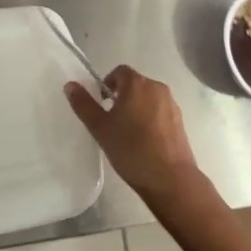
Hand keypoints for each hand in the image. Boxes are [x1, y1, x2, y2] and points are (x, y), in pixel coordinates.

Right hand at [64, 66, 197, 199]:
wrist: (170, 178)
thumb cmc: (131, 150)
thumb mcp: (100, 128)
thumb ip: (84, 105)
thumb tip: (70, 85)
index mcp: (137, 84)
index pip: (119, 71)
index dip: (108, 84)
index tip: (103, 105)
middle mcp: (156, 87)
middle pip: (135, 84)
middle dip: (122, 97)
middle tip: (112, 122)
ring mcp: (171, 103)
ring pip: (148, 98)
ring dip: (137, 108)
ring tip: (129, 134)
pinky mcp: (180, 120)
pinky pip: (160, 111)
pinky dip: (151, 119)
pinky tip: (146, 142)